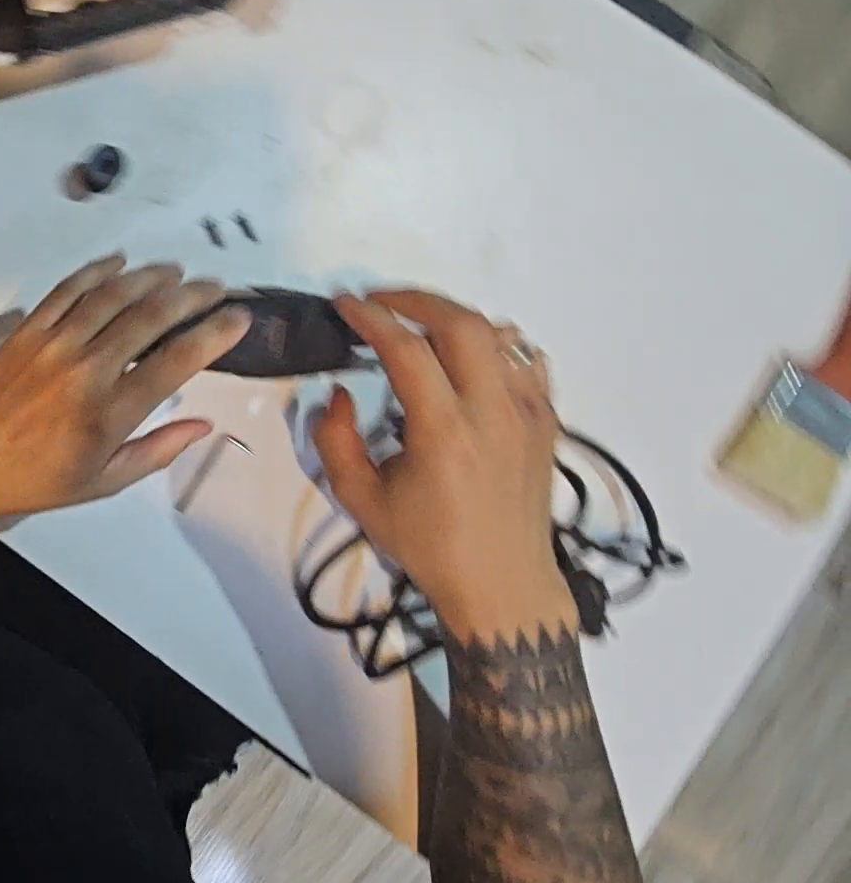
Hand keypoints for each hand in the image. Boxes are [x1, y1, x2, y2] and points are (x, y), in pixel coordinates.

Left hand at [0, 255, 250, 525]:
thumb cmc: (34, 481)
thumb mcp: (101, 482)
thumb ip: (156, 451)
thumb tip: (204, 425)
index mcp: (108, 413)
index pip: (176, 361)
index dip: (214, 334)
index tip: (238, 318)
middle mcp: (84, 370)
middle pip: (149, 316)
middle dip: (191, 296)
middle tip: (216, 288)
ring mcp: (52, 345)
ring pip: (110, 296)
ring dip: (149, 277)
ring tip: (176, 272)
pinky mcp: (26, 332)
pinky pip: (66, 291)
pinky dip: (95, 272)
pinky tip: (118, 263)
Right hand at [314, 290, 571, 637]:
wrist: (502, 583)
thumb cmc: (426, 543)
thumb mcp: (357, 496)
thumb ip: (334, 438)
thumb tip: (338, 394)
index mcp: (445, 432)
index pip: (407, 350)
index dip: (371, 318)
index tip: (345, 305)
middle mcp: (494, 413)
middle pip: (463, 324)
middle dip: (415, 300)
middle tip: (379, 301)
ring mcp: (530, 414)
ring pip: (499, 334)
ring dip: (451, 317)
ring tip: (415, 322)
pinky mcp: (547, 421)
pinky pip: (526, 359)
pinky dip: (494, 340)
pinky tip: (466, 351)